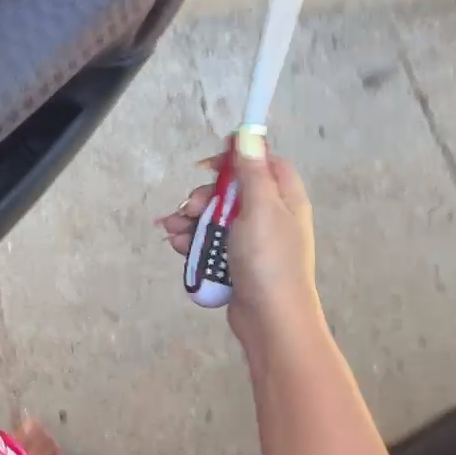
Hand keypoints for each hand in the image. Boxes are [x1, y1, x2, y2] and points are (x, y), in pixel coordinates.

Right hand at [155, 141, 322, 352]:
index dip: (237, 158)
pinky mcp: (236, 262)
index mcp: (284, 199)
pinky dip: (192, 241)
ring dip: (190, 220)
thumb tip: (249, 133)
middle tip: (191, 208)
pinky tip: (177, 245)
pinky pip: (210, 242)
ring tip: (172, 231)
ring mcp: (253, 241)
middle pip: (232, 190)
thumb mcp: (259, 208)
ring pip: (215, 217)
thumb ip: (252, 171)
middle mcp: (270, 216)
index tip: (210, 163)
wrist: (270, 320)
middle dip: (204, 196)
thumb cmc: (268, 260)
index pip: (264, 163)